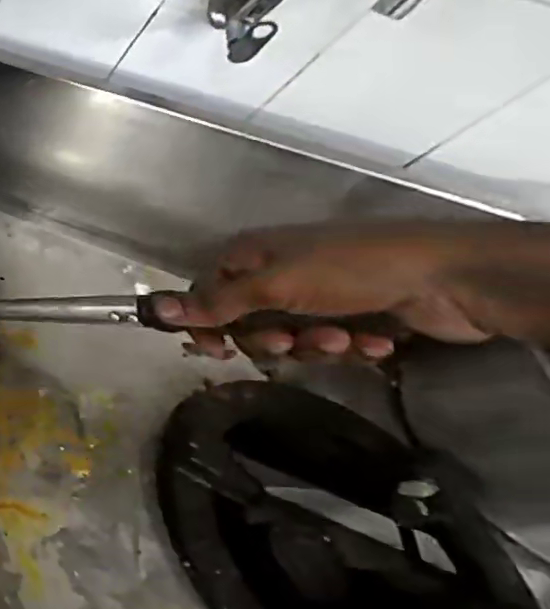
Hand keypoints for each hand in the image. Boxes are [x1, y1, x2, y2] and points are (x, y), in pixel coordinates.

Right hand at [151, 222, 549, 363]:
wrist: (456, 277)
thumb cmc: (349, 270)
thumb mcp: (273, 287)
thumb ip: (213, 303)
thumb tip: (152, 309)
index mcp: (247, 257)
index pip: (204, 294)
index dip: (205, 323)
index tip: (215, 350)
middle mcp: (274, 274)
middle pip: (245, 320)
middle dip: (269, 338)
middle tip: (289, 342)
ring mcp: (316, 296)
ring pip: (288, 337)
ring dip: (314, 345)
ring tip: (345, 340)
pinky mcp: (354, 317)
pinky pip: (329, 343)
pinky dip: (350, 347)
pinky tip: (376, 343)